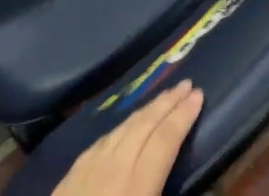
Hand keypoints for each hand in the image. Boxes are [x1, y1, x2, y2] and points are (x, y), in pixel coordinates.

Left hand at [52, 82, 202, 195]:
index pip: (165, 140)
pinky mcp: (70, 176)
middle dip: (167, 102)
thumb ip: (163, 188)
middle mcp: (114, 169)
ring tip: (163, 97)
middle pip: (144, 125)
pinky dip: (121, 127)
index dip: (183, 116)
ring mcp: (89, 169)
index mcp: (137, 186)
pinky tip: (125, 126)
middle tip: (186, 83)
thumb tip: (183, 177)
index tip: (199, 94)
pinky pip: (101, 141)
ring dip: (146, 109)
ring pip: (122, 128)